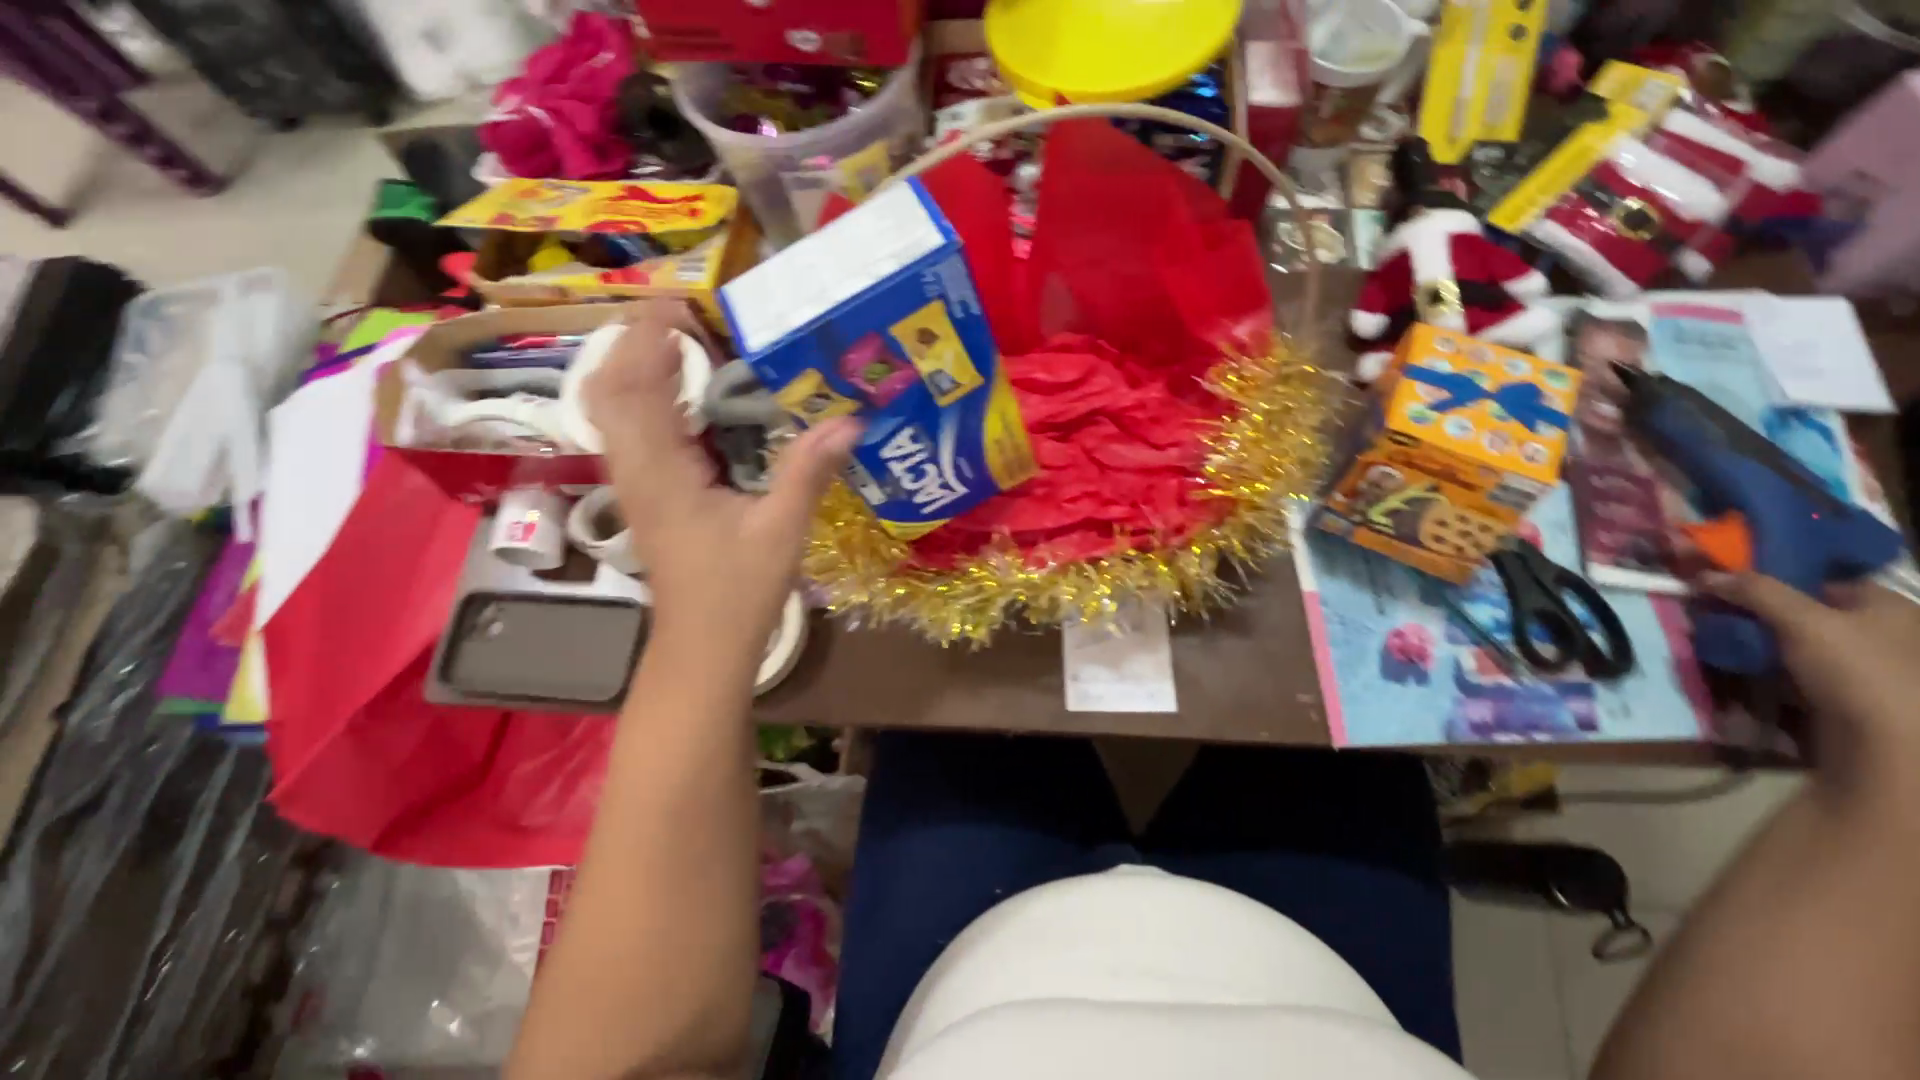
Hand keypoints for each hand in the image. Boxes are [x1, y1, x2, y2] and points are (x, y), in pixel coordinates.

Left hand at [585, 306, 858, 657]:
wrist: (703, 645)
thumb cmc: (737, 593)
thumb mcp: (781, 531)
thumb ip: (809, 471)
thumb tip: (851, 419)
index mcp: (661, 471)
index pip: (636, 385)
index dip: (649, 337)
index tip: (683, 302)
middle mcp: (635, 468)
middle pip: (609, 386)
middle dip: (637, 340)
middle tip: (687, 314)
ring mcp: (634, 480)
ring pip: (614, 406)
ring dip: (638, 364)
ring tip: (687, 338)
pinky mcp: (645, 491)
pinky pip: (631, 426)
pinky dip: (648, 394)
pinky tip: (690, 390)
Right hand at [1706, 572, 1919, 813]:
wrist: (1883, 748)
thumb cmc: (1856, 671)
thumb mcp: (1802, 621)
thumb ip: (1755, 592)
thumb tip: (1707, 573)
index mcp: (1889, 607)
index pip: (1826, 581)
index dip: (1781, 580)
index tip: (1735, 587)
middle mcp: (1884, 635)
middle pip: (1808, 615)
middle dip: (1762, 616)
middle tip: (1719, 616)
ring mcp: (1866, 671)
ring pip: (1799, 648)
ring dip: (1760, 648)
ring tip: (1722, 645)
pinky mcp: (1847, 701)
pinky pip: (1799, 679)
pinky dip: (1770, 676)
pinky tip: (1743, 675)